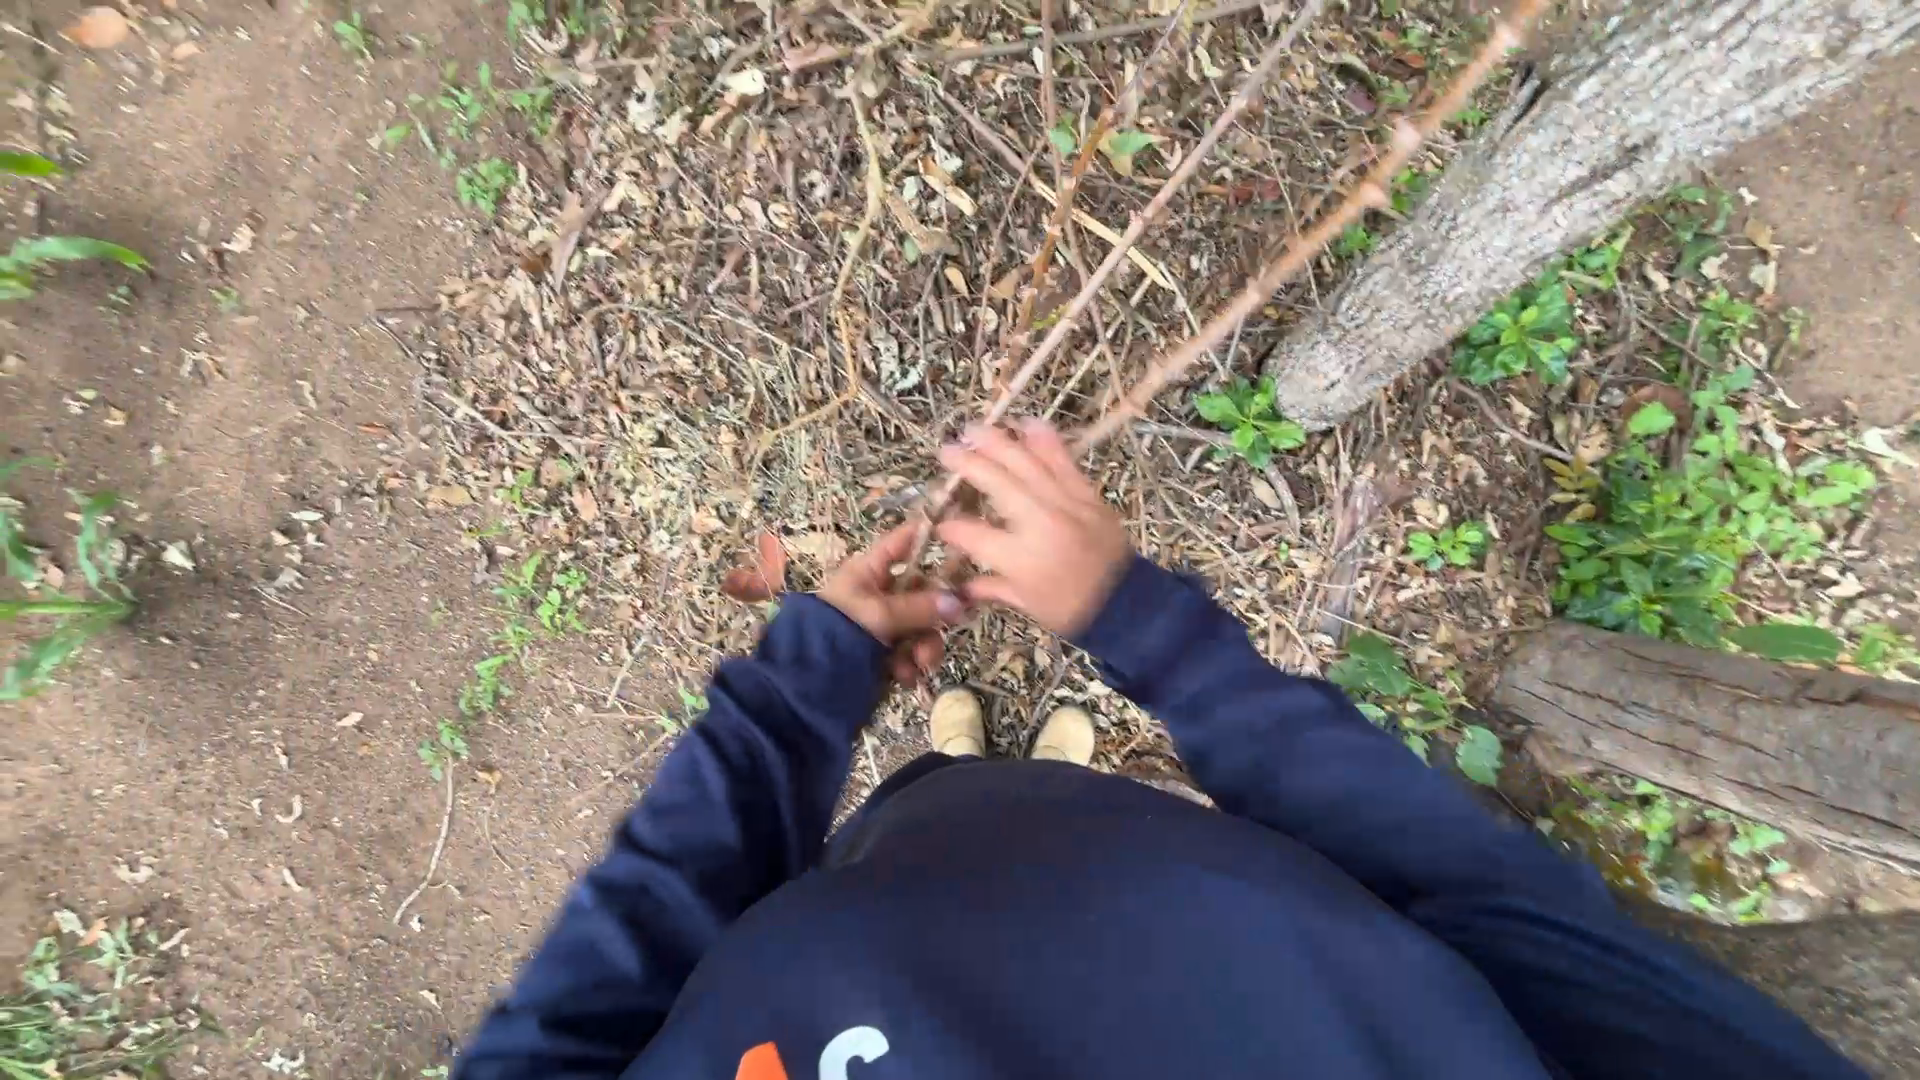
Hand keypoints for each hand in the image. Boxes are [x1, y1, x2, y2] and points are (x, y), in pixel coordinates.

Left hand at [817, 522, 966, 683]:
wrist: (806, 683)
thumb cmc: (838, 633)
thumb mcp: (880, 615)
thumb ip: (920, 608)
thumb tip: (960, 602)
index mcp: (868, 571)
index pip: (901, 542)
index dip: (926, 536)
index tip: (956, 535)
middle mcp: (876, 593)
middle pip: (920, 592)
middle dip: (933, 615)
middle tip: (946, 627)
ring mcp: (880, 625)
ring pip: (920, 626)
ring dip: (924, 646)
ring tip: (918, 664)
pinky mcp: (881, 653)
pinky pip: (909, 652)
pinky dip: (910, 665)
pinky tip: (903, 676)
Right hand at [936, 418, 1132, 636]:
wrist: (1127, 603)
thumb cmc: (1072, 610)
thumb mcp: (1026, 603)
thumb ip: (991, 587)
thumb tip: (961, 584)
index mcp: (1020, 557)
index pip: (972, 533)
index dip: (951, 527)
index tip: (940, 522)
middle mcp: (1039, 522)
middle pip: (996, 481)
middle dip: (967, 464)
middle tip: (946, 451)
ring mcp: (1065, 502)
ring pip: (1027, 461)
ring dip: (998, 440)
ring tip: (975, 428)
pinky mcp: (1086, 493)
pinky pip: (1062, 458)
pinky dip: (1044, 439)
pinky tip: (1026, 422)